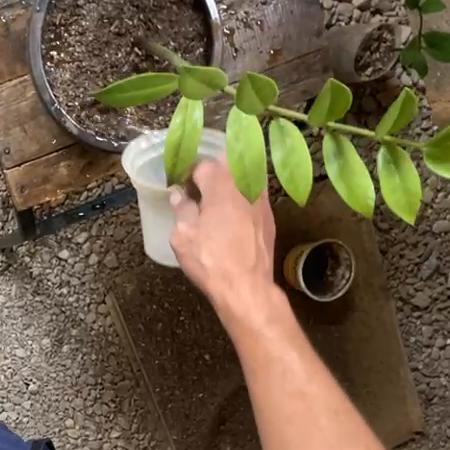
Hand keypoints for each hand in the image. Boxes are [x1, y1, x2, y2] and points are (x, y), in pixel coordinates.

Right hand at [169, 159, 279, 320]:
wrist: (246, 287)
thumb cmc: (211, 261)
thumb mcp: (183, 236)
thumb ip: (181, 209)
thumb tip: (180, 196)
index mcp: (221, 184)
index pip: (203, 165)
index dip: (189, 174)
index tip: (182, 187)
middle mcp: (245, 185)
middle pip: (229, 162)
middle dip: (214, 170)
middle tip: (200, 188)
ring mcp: (261, 201)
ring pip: (246, 176)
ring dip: (231, 181)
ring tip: (217, 200)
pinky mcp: (269, 218)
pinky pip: (255, 196)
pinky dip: (243, 198)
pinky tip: (233, 216)